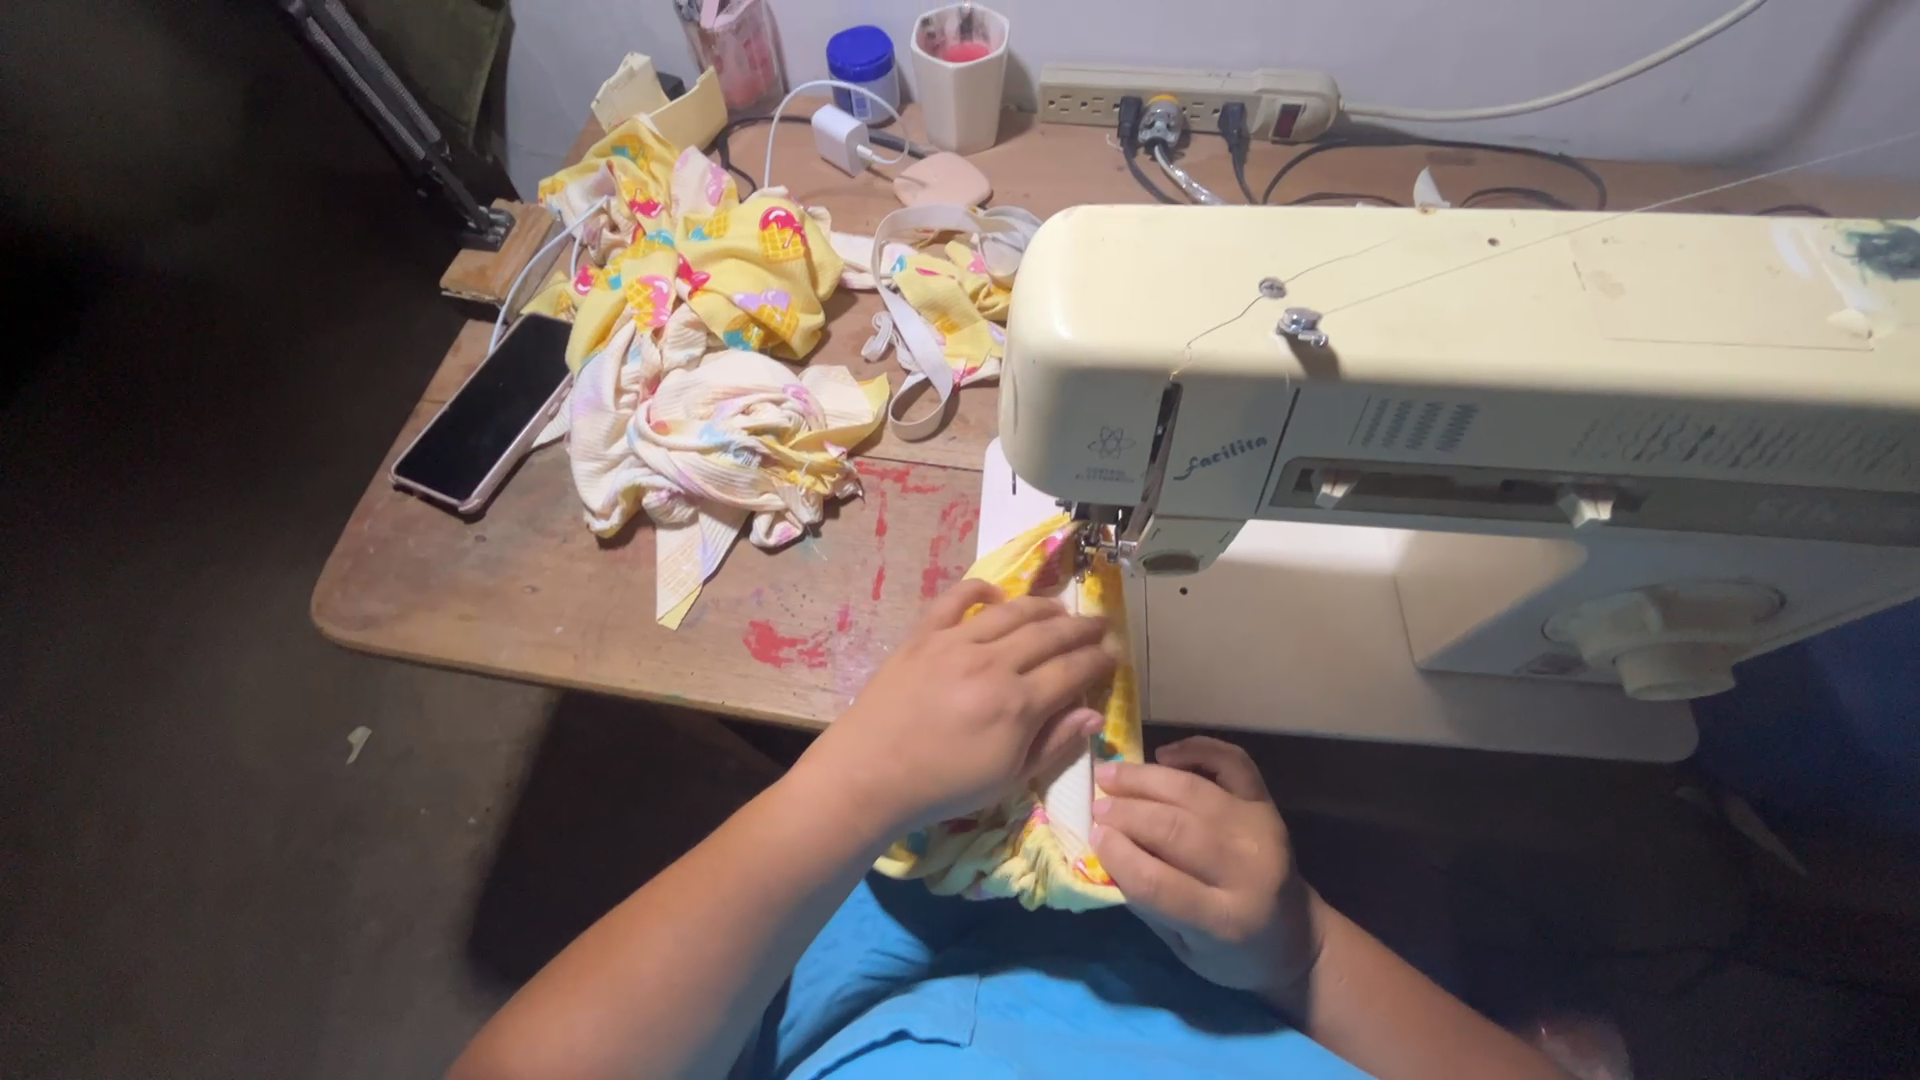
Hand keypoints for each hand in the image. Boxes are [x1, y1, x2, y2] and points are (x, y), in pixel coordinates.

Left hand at [803, 578, 1116, 836]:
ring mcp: (955, 643)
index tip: (1113, 654)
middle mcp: (991, 664)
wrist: (870, 774)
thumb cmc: (943, 787)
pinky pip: (956, 599)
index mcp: (1017, 704)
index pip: (1072, 671)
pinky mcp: (923, 635)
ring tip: (1060, 607)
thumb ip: (1054, 743)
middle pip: (1049, 634)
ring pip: (1010, 612)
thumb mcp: (1008, 778)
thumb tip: (1094, 713)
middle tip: (1099, 624)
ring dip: (1042, 606)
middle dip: (1081, 627)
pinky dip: (980, 590)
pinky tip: (997, 594)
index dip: (1098, 660)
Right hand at [1090, 737, 1322, 1002]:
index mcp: (1227, 920)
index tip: (1091, 836)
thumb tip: (1104, 851)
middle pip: (1174, 829)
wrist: (1298, 939)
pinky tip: (1164, 754)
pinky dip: (1197, 749)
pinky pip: (1232, 762)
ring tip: (1109, 775)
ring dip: (1143, 779)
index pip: (1160, 882)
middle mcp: (1248, 869)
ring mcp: (1260, 828)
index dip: (1119, 855)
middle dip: (1125, 813)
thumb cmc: (1232, 953)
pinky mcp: (1266, 803)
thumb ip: (1147, 902)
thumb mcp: (1185, 948)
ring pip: (1192, 791)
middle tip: (1095, 806)